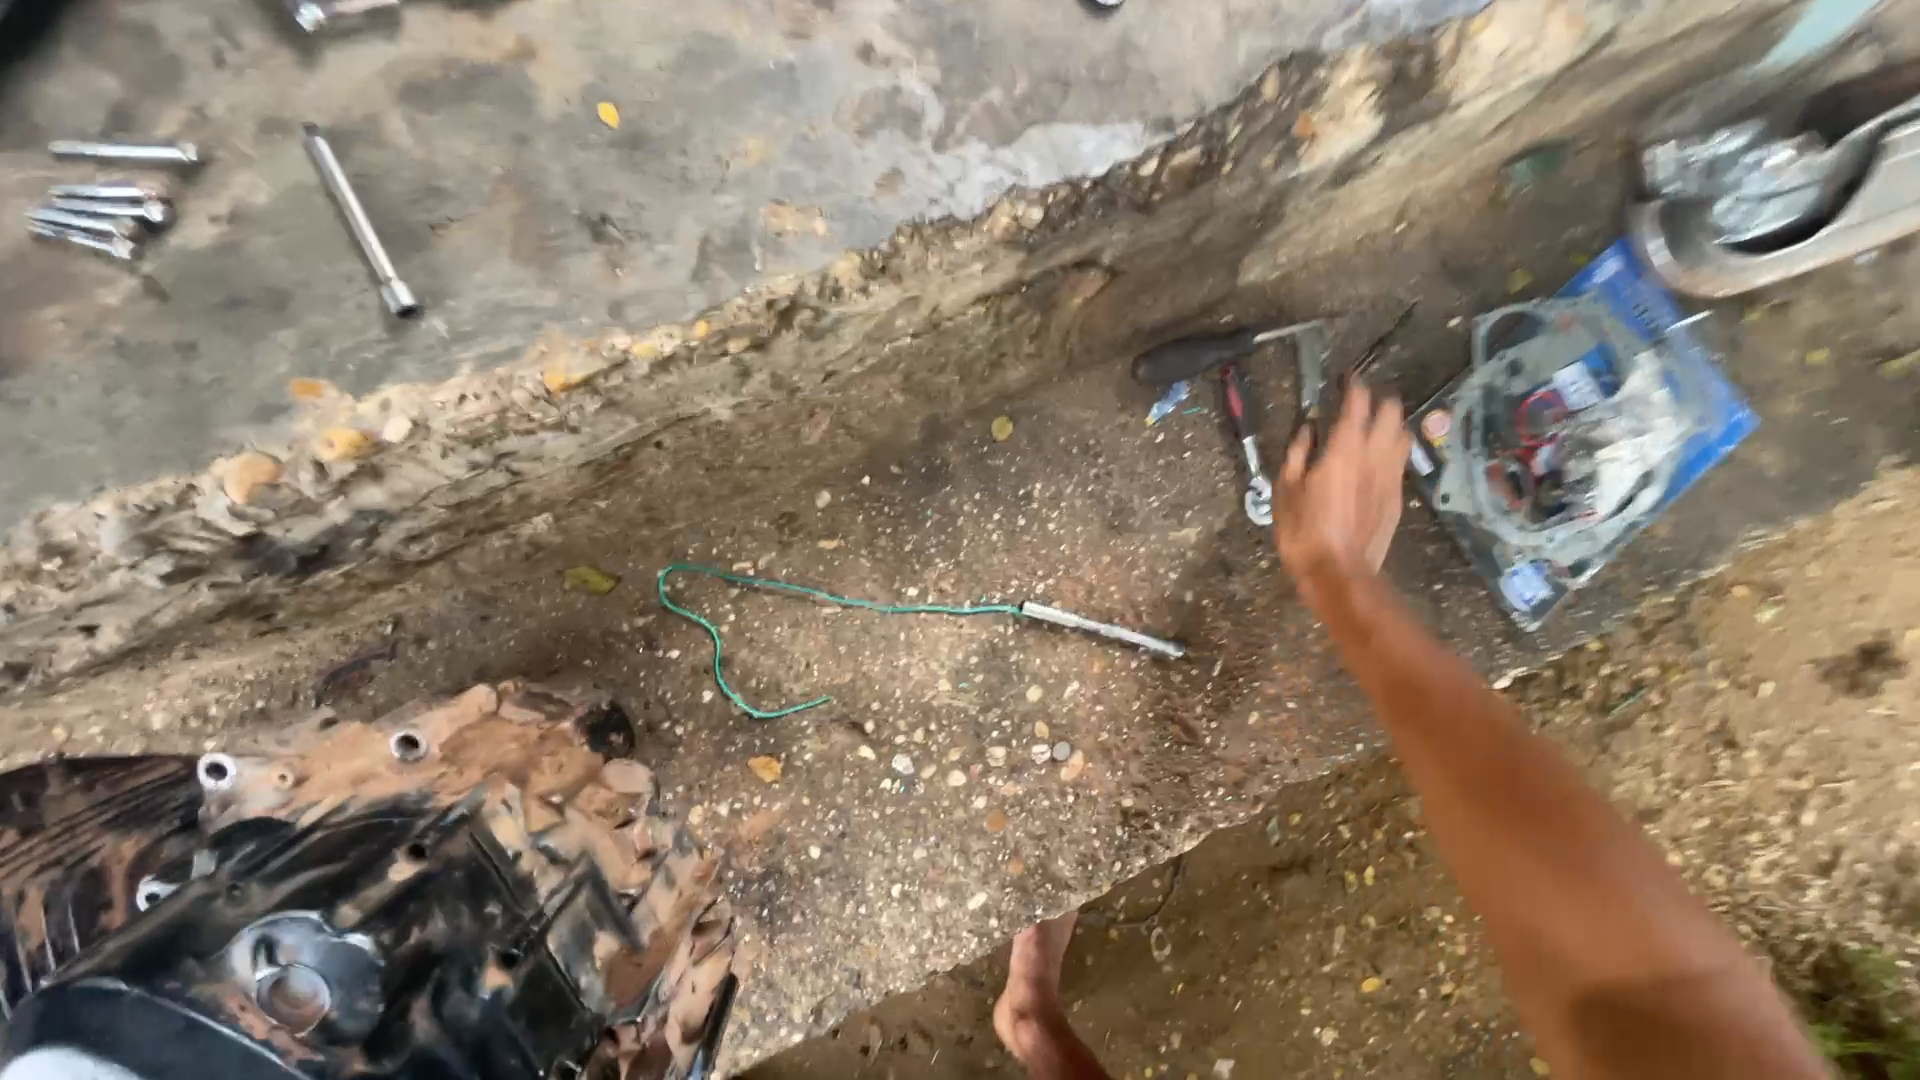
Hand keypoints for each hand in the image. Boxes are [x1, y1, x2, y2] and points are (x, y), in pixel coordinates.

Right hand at [1274, 381, 1410, 608]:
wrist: (1338, 572)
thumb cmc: (1303, 532)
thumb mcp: (1285, 491)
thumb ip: (1297, 454)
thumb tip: (1307, 430)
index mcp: (1343, 450)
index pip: (1358, 404)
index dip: (1354, 386)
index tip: (1346, 379)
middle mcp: (1374, 456)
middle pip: (1391, 412)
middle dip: (1379, 401)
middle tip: (1360, 403)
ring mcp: (1391, 477)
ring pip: (1403, 435)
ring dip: (1390, 424)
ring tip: (1372, 428)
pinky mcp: (1397, 497)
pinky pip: (1399, 461)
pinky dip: (1390, 450)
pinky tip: (1374, 461)